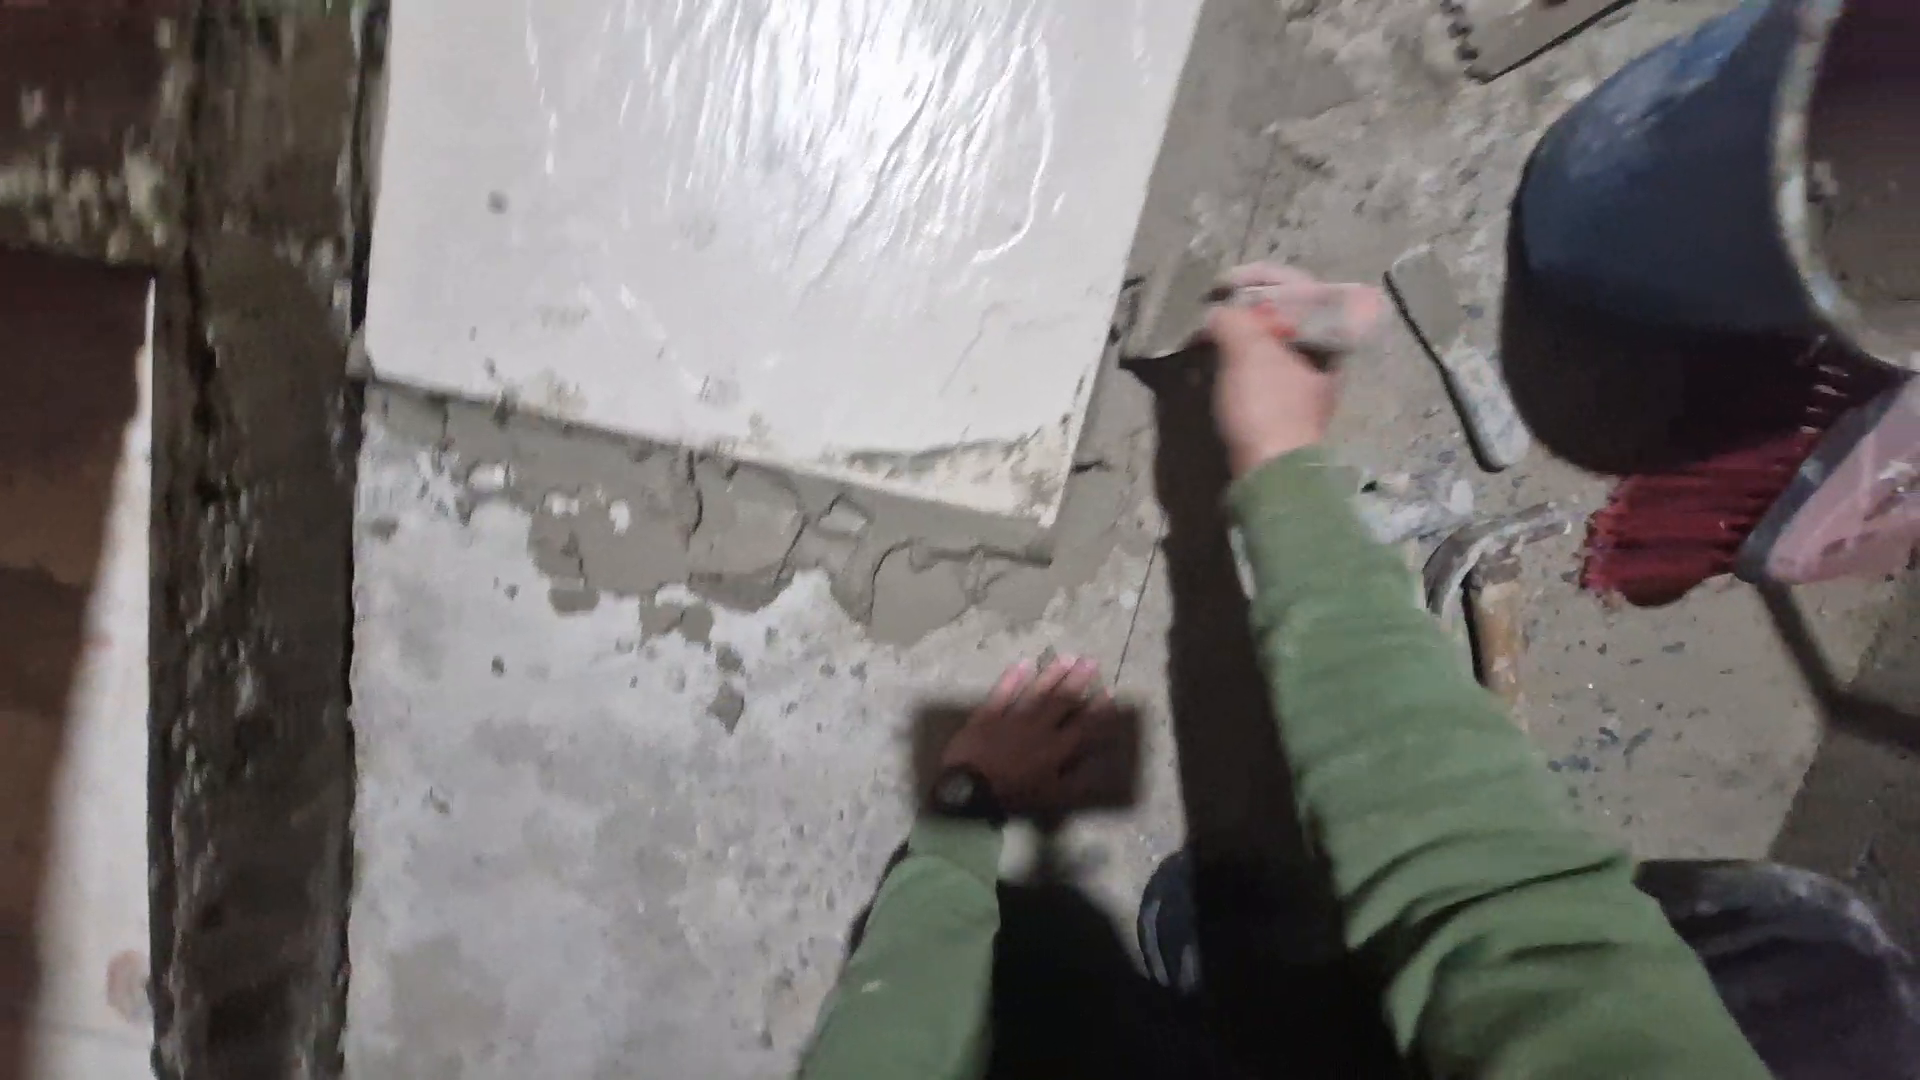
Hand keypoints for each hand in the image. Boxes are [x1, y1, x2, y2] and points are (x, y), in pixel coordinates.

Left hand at [940, 656, 1119, 819]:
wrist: (969, 790)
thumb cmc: (1013, 796)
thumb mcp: (1052, 797)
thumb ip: (1076, 779)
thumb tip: (1095, 762)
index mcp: (1055, 748)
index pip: (1082, 725)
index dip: (1097, 710)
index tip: (1109, 691)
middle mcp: (1038, 727)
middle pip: (1061, 701)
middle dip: (1078, 681)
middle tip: (1091, 660)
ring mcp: (1012, 717)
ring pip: (1036, 692)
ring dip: (1052, 674)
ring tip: (1067, 657)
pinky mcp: (988, 713)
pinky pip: (1003, 691)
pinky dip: (1012, 677)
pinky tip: (1023, 662)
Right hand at [1206, 263, 1385, 476]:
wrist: (1271, 472)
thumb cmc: (1266, 406)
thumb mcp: (1246, 350)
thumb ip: (1230, 319)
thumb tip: (1214, 315)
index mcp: (1327, 330)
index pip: (1295, 282)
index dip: (1255, 275)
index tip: (1219, 284)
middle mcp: (1322, 350)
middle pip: (1280, 311)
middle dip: (1240, 306)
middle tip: (1210, 308)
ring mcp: (1302, 379)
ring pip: (1266, 341)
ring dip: (1232, 335)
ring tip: (1203, 338)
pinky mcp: (1281, 404)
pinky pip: (1256, 368)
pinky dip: (1232, 362)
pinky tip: (1209, 368)